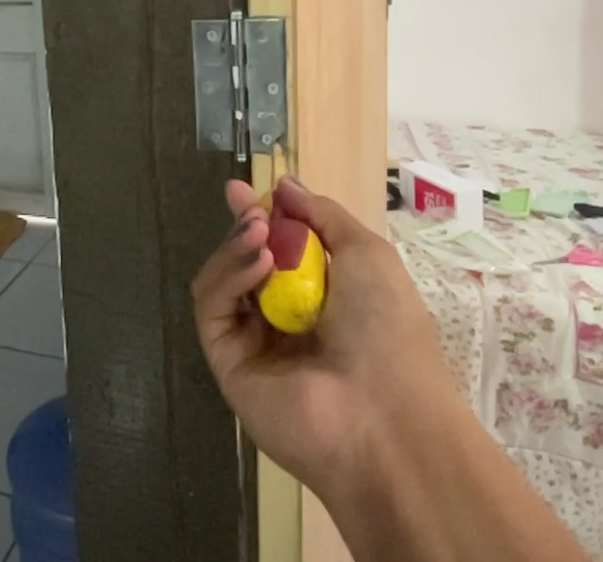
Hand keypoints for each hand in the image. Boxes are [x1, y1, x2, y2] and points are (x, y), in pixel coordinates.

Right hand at [191, 178, 453, 493]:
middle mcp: (282, 320)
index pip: (278, 249)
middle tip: (249, 207)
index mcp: (321, 298)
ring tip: (259, 232)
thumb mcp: (368, 255)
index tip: (245, 189)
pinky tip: (258, 260)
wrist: (383, 415)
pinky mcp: (227, 361)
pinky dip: (229, 275)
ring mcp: (252, 342)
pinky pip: (214, 307)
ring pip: (224, 280)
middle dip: (246, 227)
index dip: (262, 217)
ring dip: (237, 247)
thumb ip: (324, 216)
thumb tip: (284, 185)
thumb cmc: (388, 329)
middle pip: (245, 261)